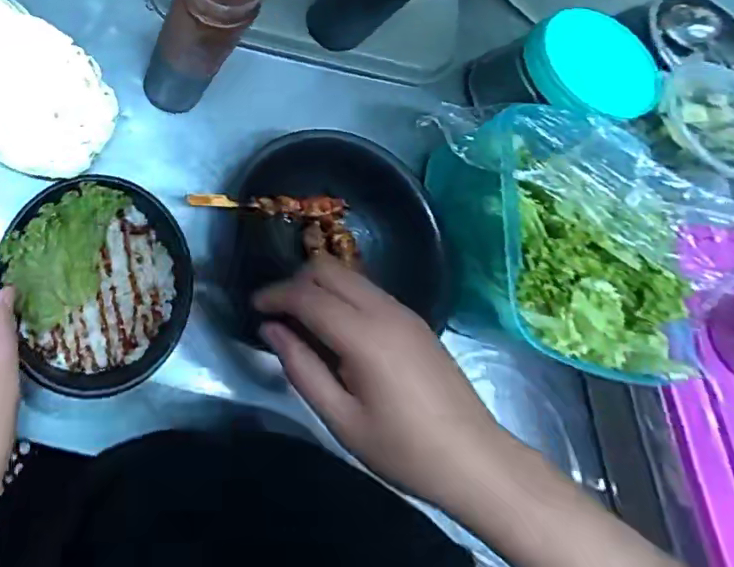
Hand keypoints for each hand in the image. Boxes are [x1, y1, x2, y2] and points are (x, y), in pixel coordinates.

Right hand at [255, 256, 512, 507]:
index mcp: (363, 335)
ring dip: (317, 284)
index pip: (305, 294)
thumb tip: (271, 330)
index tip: (253, 307)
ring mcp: (402, 311)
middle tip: (275, 310)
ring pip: (347, 273)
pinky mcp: (414, 319)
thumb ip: (301, 369)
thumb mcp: (342, 421)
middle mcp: (382, 310)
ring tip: (300, 317)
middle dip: (293, 281)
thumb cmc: (406, 450)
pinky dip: (339, 293)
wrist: (481, 464)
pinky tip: (334, 326)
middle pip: (326, 269)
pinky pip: (365, 288)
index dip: (273, 295)